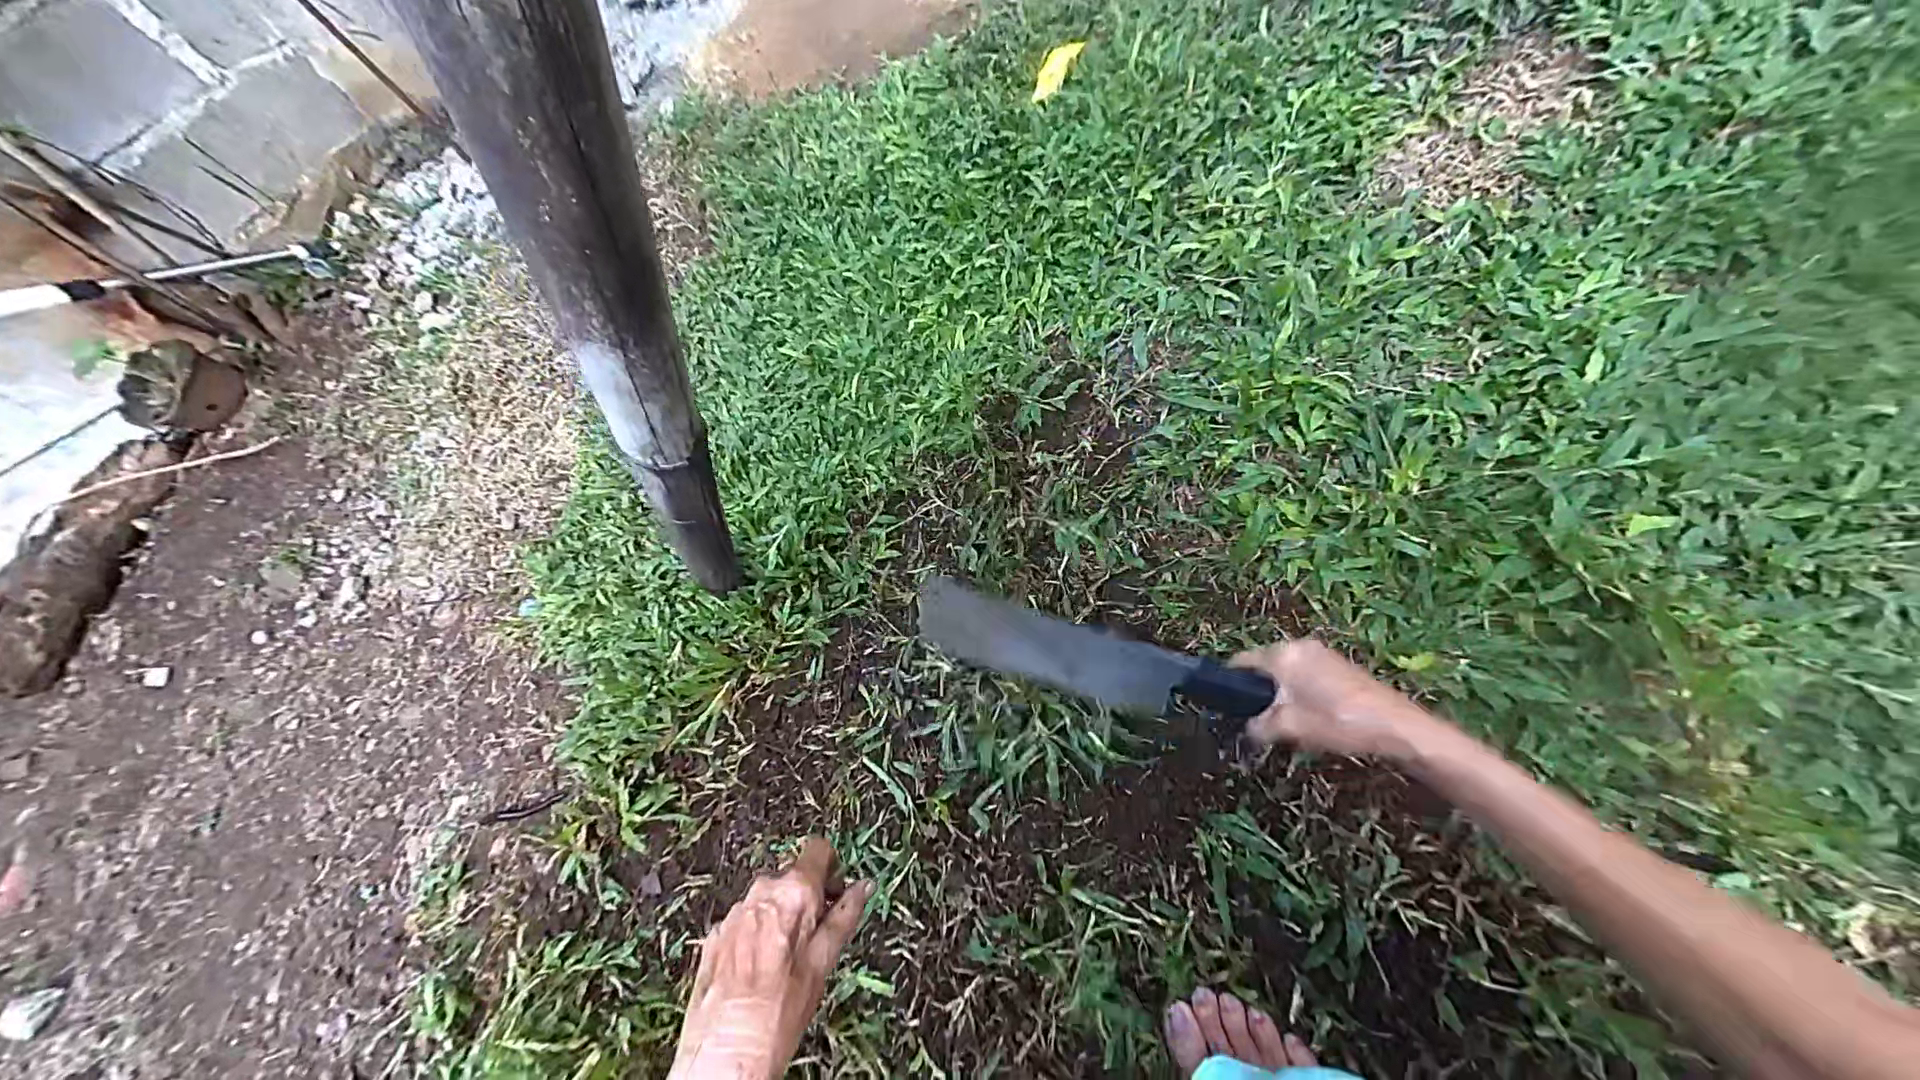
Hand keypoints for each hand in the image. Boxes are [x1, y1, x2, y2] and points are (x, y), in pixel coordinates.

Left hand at [668, 837, 872, 1079]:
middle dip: (808, 899)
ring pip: (769, 899)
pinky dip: (757, 934)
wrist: (723, 1054)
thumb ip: (845, 917)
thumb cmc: (777, 1013)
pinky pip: (746, 920)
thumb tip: (864, 887)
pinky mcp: (715, 934)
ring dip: (781, 917)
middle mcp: (760, 892)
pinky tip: (760, 970)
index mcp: (792, 891)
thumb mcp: (823, 963)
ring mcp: (734, 913)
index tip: (835, 896)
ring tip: (786, 962)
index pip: (818, 849)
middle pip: (793, 876)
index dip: (832, 871)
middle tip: (815, 939)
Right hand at [1231, 639, 1452, 760]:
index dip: (1230, 684)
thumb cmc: (1339, 723)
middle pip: (1263, 665)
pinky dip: (1299, 689)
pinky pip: (1304, 672)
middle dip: (1257, 690)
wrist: (1399, 728)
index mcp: (1282, 654)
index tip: (1226, 704)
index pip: (1241, 662)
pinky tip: (1309, 714)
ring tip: (1284, 720)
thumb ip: (1259, 726)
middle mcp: (1299, 646)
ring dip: (1280, 691)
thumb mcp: (1290, 728)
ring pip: (1285, 670)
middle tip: (1258, 717)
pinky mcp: (1338, 664)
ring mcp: (1321, 653)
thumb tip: (1247, 728)